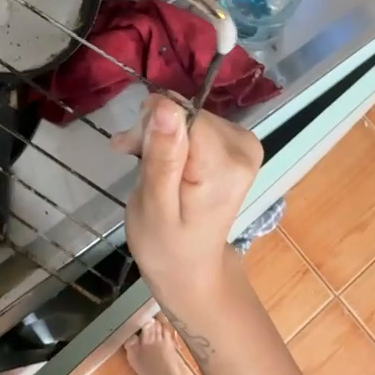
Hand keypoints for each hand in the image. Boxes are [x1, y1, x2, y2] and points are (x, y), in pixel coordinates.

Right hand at [112, 97, 262, 316]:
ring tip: (143, 163)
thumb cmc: (166, 246)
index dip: (152, 125)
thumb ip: (162, 155)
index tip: (130, 150)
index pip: (184, 115)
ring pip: (189, 117)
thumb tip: (165, 105)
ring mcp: (244, 145)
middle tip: (132, 157)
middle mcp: (244, 148)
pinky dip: (174, 139)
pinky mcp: (237, 145)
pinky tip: (160, 159)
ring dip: (160, 135)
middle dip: (154, 130)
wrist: (192, 269)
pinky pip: (196, 125)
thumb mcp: (153, 207)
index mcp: (226, 165)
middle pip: (188, 114)